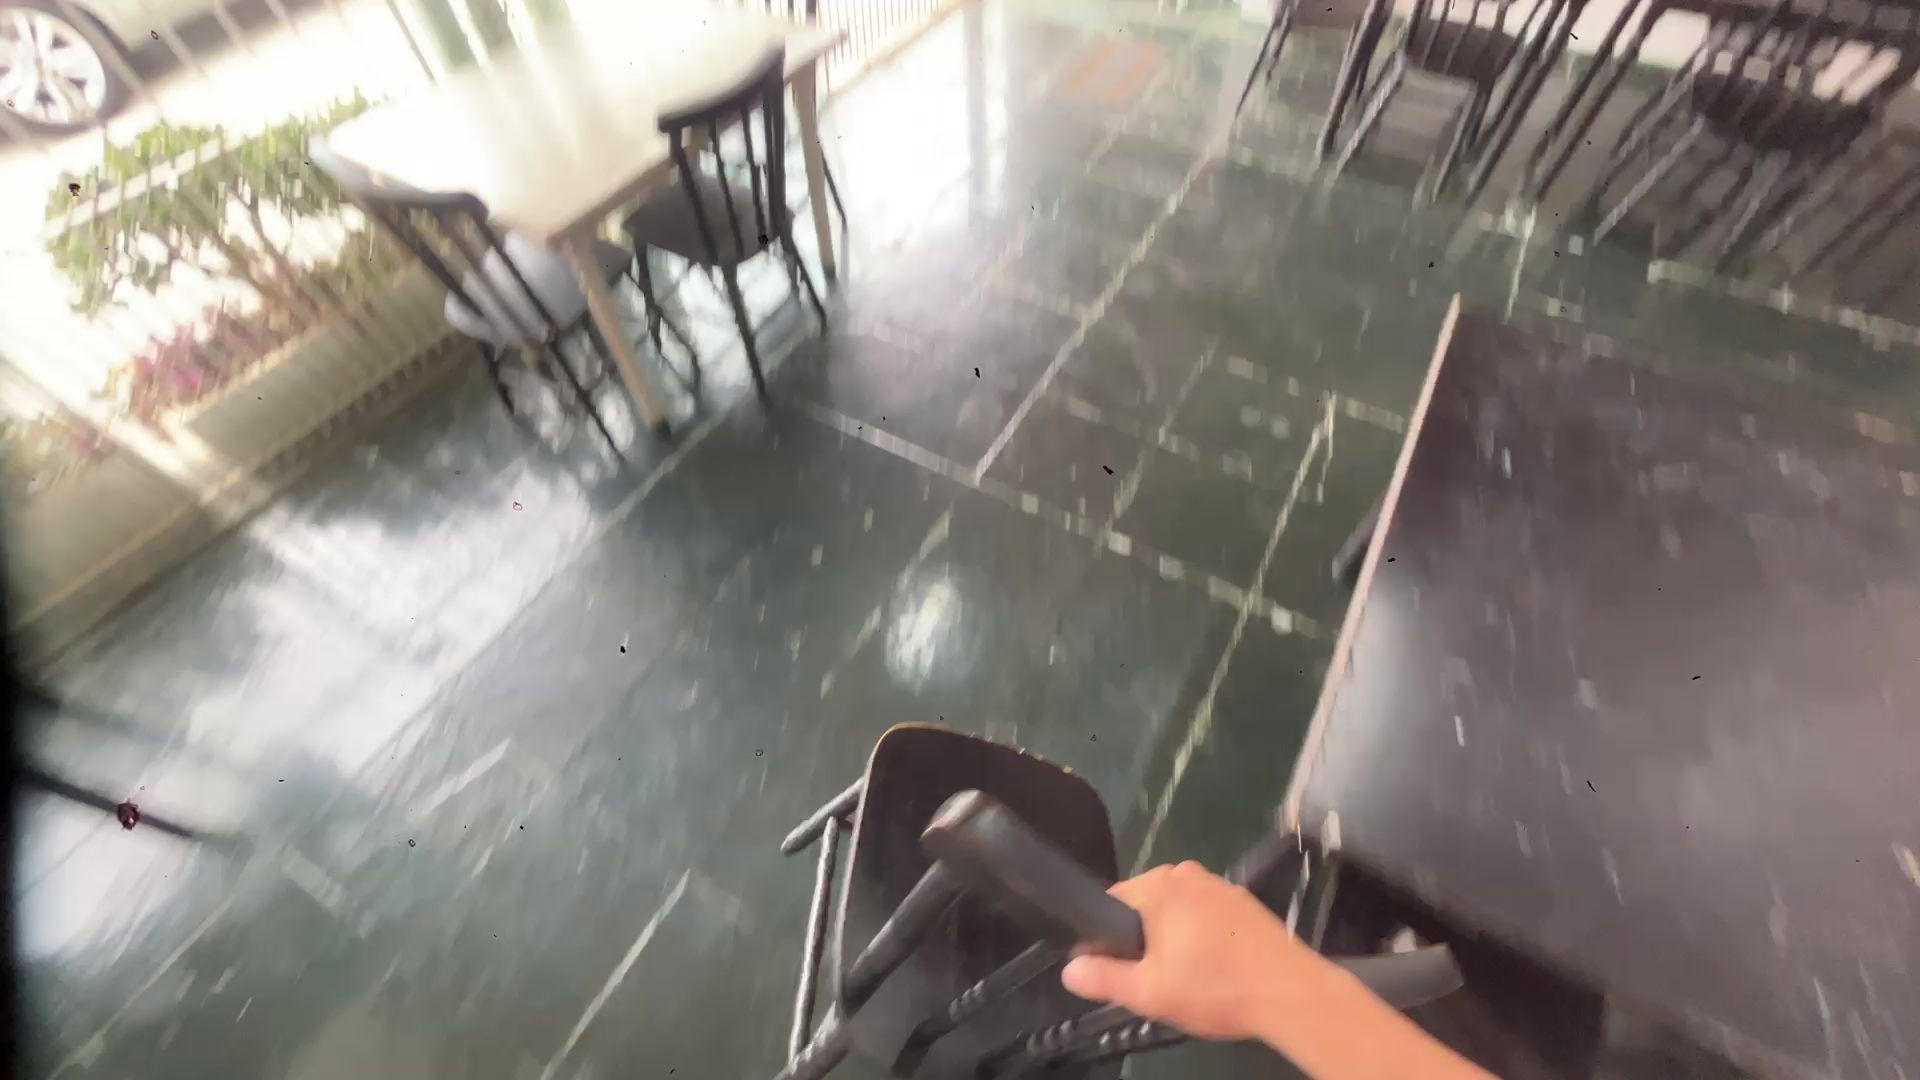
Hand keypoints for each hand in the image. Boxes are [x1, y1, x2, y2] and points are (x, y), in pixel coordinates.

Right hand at [1059, 860, 1330, 1040]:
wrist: (1291, 994)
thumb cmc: (1215, 987)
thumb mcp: (1150, 992)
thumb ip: (1104, 977)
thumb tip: (1068, 968)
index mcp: (1157, 884)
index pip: (1112, 903)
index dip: (1109, 939)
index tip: (1124, 971)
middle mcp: (1184, 871)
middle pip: (1144, 905)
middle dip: (1145, 939)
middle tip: (1160, 979)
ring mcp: (1216, 882)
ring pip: (1176, 909)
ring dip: (1174, 937)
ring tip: (1192, 977)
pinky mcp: (1241, 898)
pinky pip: (1204, 912)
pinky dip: (1203, 935)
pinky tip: (1218, 967)